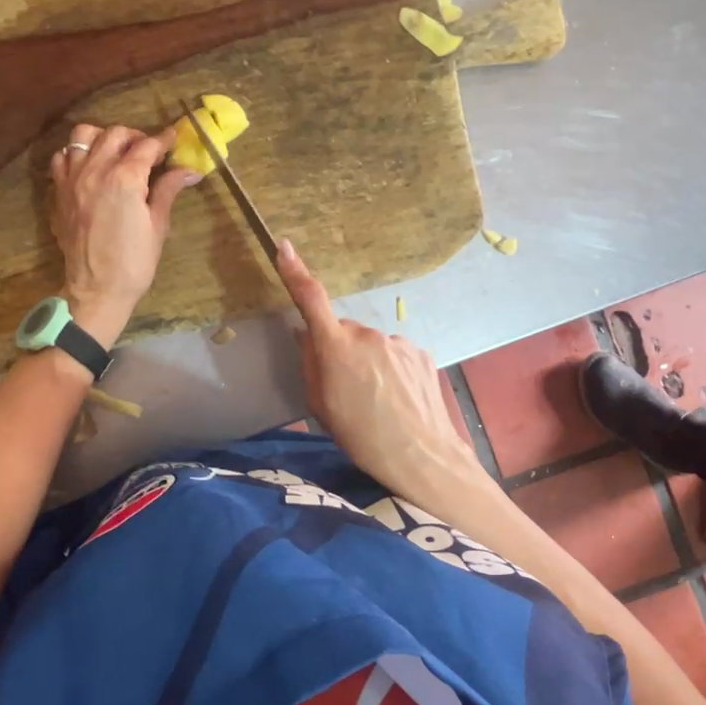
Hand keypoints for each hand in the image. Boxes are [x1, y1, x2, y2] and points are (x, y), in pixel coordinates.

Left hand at [50, 124, 202, 348]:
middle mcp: (96, 171)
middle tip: (148, 150)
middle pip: (115, 134)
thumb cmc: (133, 263)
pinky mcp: (59, 192)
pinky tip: (89, 166)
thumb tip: (190, 170)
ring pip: (84, 137)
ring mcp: (73, 180)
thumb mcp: (158, 226)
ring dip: (103, 137)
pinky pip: (62, 158)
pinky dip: (76, 155)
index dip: (163, 141)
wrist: (96, 289)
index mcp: (125, 179)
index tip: (173, 140)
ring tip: (116, 152)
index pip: (147, 146)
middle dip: (135, 137)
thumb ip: (168, 190)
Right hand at [276, 239, 471, 496]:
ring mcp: (398, 343)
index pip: (311, 300)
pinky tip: (397, 400)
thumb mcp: (320, 405)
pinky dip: (391, 372)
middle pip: (343, 333)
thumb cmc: (359, 436)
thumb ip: (311, 365)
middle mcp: (367, 335)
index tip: (284, 247)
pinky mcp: (420, 354)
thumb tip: (308, 337)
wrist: (420, 457)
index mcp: (336, 347)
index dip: (295, 273)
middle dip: (340, 351)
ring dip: (368, 363)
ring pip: (371, 346)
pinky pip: (395, 356)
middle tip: (345, 390)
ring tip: (376, 402)